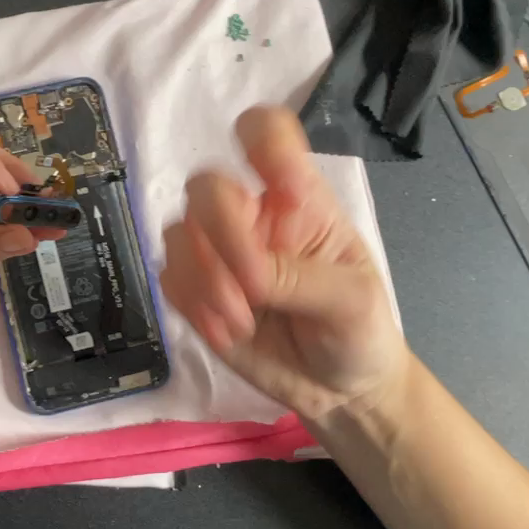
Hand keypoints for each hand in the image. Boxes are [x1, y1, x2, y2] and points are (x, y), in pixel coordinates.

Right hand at [160, 106, 408, 421]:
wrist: (339, 392)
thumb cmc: (358, 332)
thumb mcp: (352, 301)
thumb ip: (300, 278)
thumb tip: (245, 274)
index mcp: (299, 201)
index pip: (268, 136)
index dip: (262, 145)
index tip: (282, 190)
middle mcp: (252, 219)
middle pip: (206, 186)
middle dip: (221, 233)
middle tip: (252, 286)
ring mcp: (219, 256)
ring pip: (178, 235)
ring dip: (205, 281)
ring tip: (242, 321)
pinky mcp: (196, 294)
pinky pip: (169, 280)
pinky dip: (192, 306)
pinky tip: (227, 331)